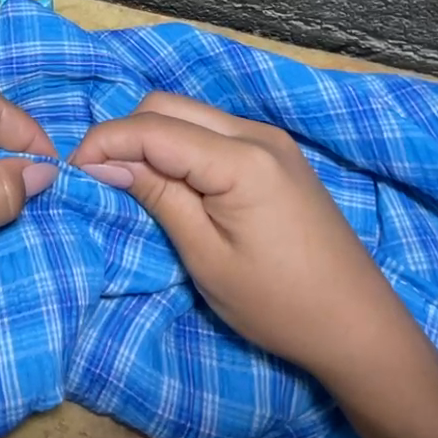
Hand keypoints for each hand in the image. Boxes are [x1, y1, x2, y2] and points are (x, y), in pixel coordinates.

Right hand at [71, 93, 437, 437]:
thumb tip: (101, 162)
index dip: (105, 142)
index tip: (74, 169)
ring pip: (186, 111)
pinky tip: (171, 176)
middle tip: (102, 176)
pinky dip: (177, 142)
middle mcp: (256, 133)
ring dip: (150, 136)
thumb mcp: (205, 256)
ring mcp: (269, 139)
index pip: (152, 127)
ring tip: (131, 178)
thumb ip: (155, 195)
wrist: (364, 332)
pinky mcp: (275, 152)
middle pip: (166, 105)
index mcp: (241, 159)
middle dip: (125, 133)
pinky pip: (209, 128)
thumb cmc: (280, 304)